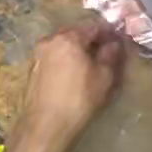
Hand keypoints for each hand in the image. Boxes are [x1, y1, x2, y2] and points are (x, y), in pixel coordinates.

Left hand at [14, 22, 124, 151]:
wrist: (46, 125)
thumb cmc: (79, 99)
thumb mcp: (104, 77)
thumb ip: (110, 54)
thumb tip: (114, 43)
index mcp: (68, 38)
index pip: (93, 26)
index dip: (109, 33)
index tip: (119, 42)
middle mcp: (49, 40)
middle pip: (75, 34)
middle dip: (92, 41)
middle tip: (106, 54)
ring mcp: (38, 54)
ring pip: (63, 45)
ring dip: (77, 51)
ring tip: (90, 66)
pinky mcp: (32, 69)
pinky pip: (53, 57)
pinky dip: (65, 60)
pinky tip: (73, 75)